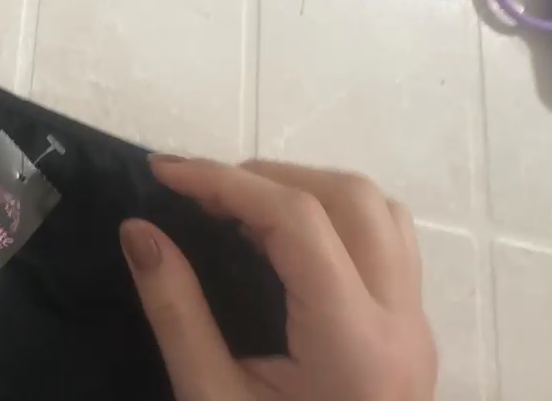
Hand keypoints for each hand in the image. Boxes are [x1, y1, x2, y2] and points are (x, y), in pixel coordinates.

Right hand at [120, 156, 436, 400]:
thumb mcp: (210, 399)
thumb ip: (175, 310)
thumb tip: (137, 228)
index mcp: (352, 340)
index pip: (296, 218)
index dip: (221, 178)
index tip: (160, 173)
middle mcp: (399, 321)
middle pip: (350, 197)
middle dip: (264, 175)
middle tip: (201, 193)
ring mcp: (414, 325)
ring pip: (378, 211)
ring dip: (301, 189)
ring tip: (238, 208)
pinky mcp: (408, 331)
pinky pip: (383, 238)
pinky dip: (325, 214)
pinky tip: (275, 241)